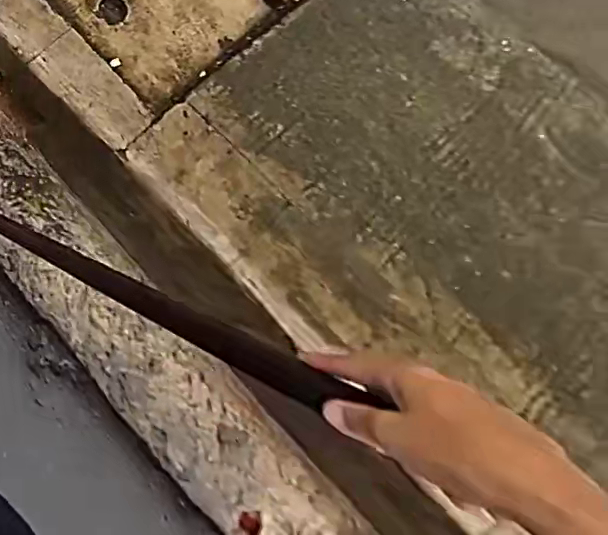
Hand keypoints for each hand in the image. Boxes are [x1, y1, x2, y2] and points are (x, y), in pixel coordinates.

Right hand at [306, 351, 607, 533]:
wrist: (551, 500)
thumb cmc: (467, 459)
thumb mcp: (395, 439)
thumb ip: (359, 420)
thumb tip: (333, 409)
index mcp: (413, 377)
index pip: (357, 362)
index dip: (328, 362)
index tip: (306, 358)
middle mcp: (447, 385)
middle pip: (397, 385)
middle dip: (375, 397)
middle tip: (352, 406)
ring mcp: (484, 411)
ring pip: (433, 411)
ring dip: (414, 426)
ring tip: (406, 450)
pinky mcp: (513, 440)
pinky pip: (465, 435)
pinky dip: (448, 446)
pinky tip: (452, 470)